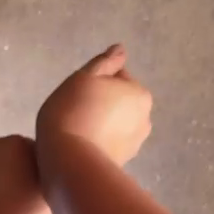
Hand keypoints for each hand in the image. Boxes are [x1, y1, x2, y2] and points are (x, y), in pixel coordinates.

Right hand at [35, 45, 152, 165]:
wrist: (69, 160)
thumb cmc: (73, 111)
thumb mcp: (84, 77)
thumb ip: (105, 62)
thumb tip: (120, 50)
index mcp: (139, 94)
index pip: (118, 77)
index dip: (95, 81)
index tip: (78, 92)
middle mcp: (144, 119)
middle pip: (118, 101)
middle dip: (101, 103)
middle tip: (75, 110)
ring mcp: (135, 145)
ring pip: (115, 124)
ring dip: (101, 123)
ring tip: (77, 130)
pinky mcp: (122, 164)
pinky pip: (109, 144)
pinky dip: (99, 141)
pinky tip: (81, 145)